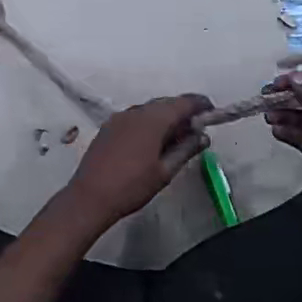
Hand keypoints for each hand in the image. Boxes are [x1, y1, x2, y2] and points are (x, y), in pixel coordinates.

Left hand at [66, 95, 212, 226]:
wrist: (88, 198)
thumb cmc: (131, 186)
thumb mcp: (165, 171)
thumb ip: (186, 149)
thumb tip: (203, 136)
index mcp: (153, 119)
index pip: (184, 103)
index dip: (201, 105)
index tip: (213, 112)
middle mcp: (136, 111)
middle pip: (167, 103)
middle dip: (184, 112)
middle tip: (197, 129)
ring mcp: (120, 117)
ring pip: (150, 109)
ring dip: (166, 117)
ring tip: (176, 137)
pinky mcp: (109, 127)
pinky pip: (136, 117)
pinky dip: (150, 122)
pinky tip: (152, 141)